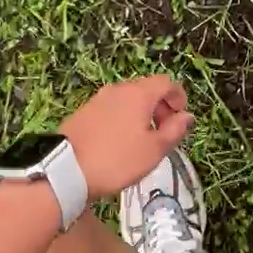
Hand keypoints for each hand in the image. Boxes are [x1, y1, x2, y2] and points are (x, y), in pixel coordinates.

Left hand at [60, 75, 193, 199]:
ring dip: (141, 112)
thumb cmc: (116, 160)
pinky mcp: (84, 111)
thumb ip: (174, 131)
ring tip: (142, 138)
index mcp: (139, 94)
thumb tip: (187, 116)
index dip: (178, 96)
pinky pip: (112, 108)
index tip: (181, 116)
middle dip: (160, 106)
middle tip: (164, 131)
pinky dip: (123, 117)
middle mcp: (119, 89)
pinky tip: (119, 141)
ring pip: (128, 98)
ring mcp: (99, 99)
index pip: (166, 83)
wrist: (65, 169)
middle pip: (147, 89)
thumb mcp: (153, 151)